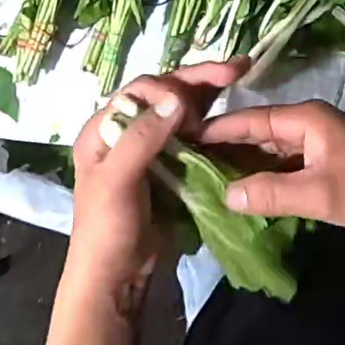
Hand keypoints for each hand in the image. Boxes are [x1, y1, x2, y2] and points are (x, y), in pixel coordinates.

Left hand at [65, 58, 248, 306]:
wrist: (116, 277)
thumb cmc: (106, 229)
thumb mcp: (116, 182)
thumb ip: (141, 140)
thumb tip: (175, 97)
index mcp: (104, 128)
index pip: (141, 90)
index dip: (172, 85)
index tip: (200, 98)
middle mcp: (127, 130)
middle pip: (165, 94)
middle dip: (199, 78)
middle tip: (238, 67)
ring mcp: (151, 148)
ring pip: (181, 110)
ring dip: (208, 93)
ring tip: (240, 75)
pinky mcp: (171, 166)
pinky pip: (193, 135)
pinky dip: (212, 121)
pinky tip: (233, 112)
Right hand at [195, 100, 344, 229]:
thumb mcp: (319, 195)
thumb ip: (271, 194)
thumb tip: (226, 195)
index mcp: (303, 119)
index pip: (249, 120)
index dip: (215, 130)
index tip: (182, 141)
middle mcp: (306, 121)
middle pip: (256, 131)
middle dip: (224, 147)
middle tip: (187, 165)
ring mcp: (316, 138)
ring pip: (269, 146)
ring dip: (243, 160)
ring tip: (207, 177)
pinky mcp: (323, 154)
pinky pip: (284, 159)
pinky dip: (264, 170)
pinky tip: (245, 187)